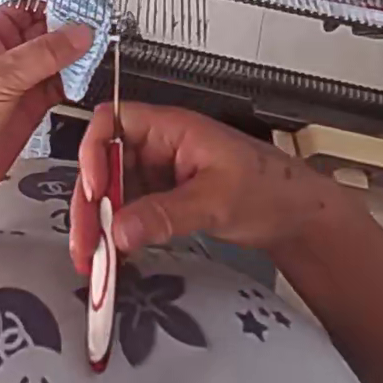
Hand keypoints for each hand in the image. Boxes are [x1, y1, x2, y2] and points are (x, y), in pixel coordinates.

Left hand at [0, 2, 93, 224]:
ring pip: (57, 59)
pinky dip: (75, 80)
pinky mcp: (32, 107)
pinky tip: (84, 75)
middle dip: (70, 29)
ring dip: (76, 55)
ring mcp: (20, 82)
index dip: (53, 4)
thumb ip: (42, 54)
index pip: (27, 8)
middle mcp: (5, 57)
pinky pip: (61, 85)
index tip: (80, 4)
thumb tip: (77, 34)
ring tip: (96, 49)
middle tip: (96, 26)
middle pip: (47, 33)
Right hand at [67, 103, 341, 269]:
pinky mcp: (162, 199)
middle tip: (85, 244)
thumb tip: (119, 230)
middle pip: (105, 163)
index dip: (94, 149)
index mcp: (170, 128)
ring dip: (98, 223)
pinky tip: (113, 260)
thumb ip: (166, 213)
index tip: (92, 189)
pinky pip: (129, 211)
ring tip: (92, 261)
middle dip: (90, 202)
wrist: (297, 216)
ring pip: (112, 191)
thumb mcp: (217, 200)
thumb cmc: (269, 187)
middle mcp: (158, 146)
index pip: (114, 121)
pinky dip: (117, 234)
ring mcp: (158, 173)